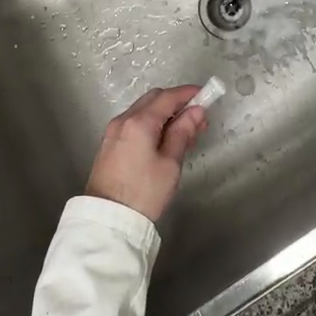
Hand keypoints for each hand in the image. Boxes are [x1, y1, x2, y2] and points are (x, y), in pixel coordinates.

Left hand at [85, 86, 208, 221]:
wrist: (108, 221)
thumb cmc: (144, 192)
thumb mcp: (170, 163)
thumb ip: (183, 132)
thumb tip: (196, 111)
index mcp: (139, 122)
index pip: (168, 97)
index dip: (189, 94)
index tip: (206, 96)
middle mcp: (123, 120)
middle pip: (154, 99)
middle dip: (177, 104)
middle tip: (198, 120)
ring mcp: (113, 131)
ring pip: (143, 111)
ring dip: (164, 115)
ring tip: (185, 134)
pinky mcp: (109, 144)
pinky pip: (134, 123)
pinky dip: (151, 124)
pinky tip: (164, 141)